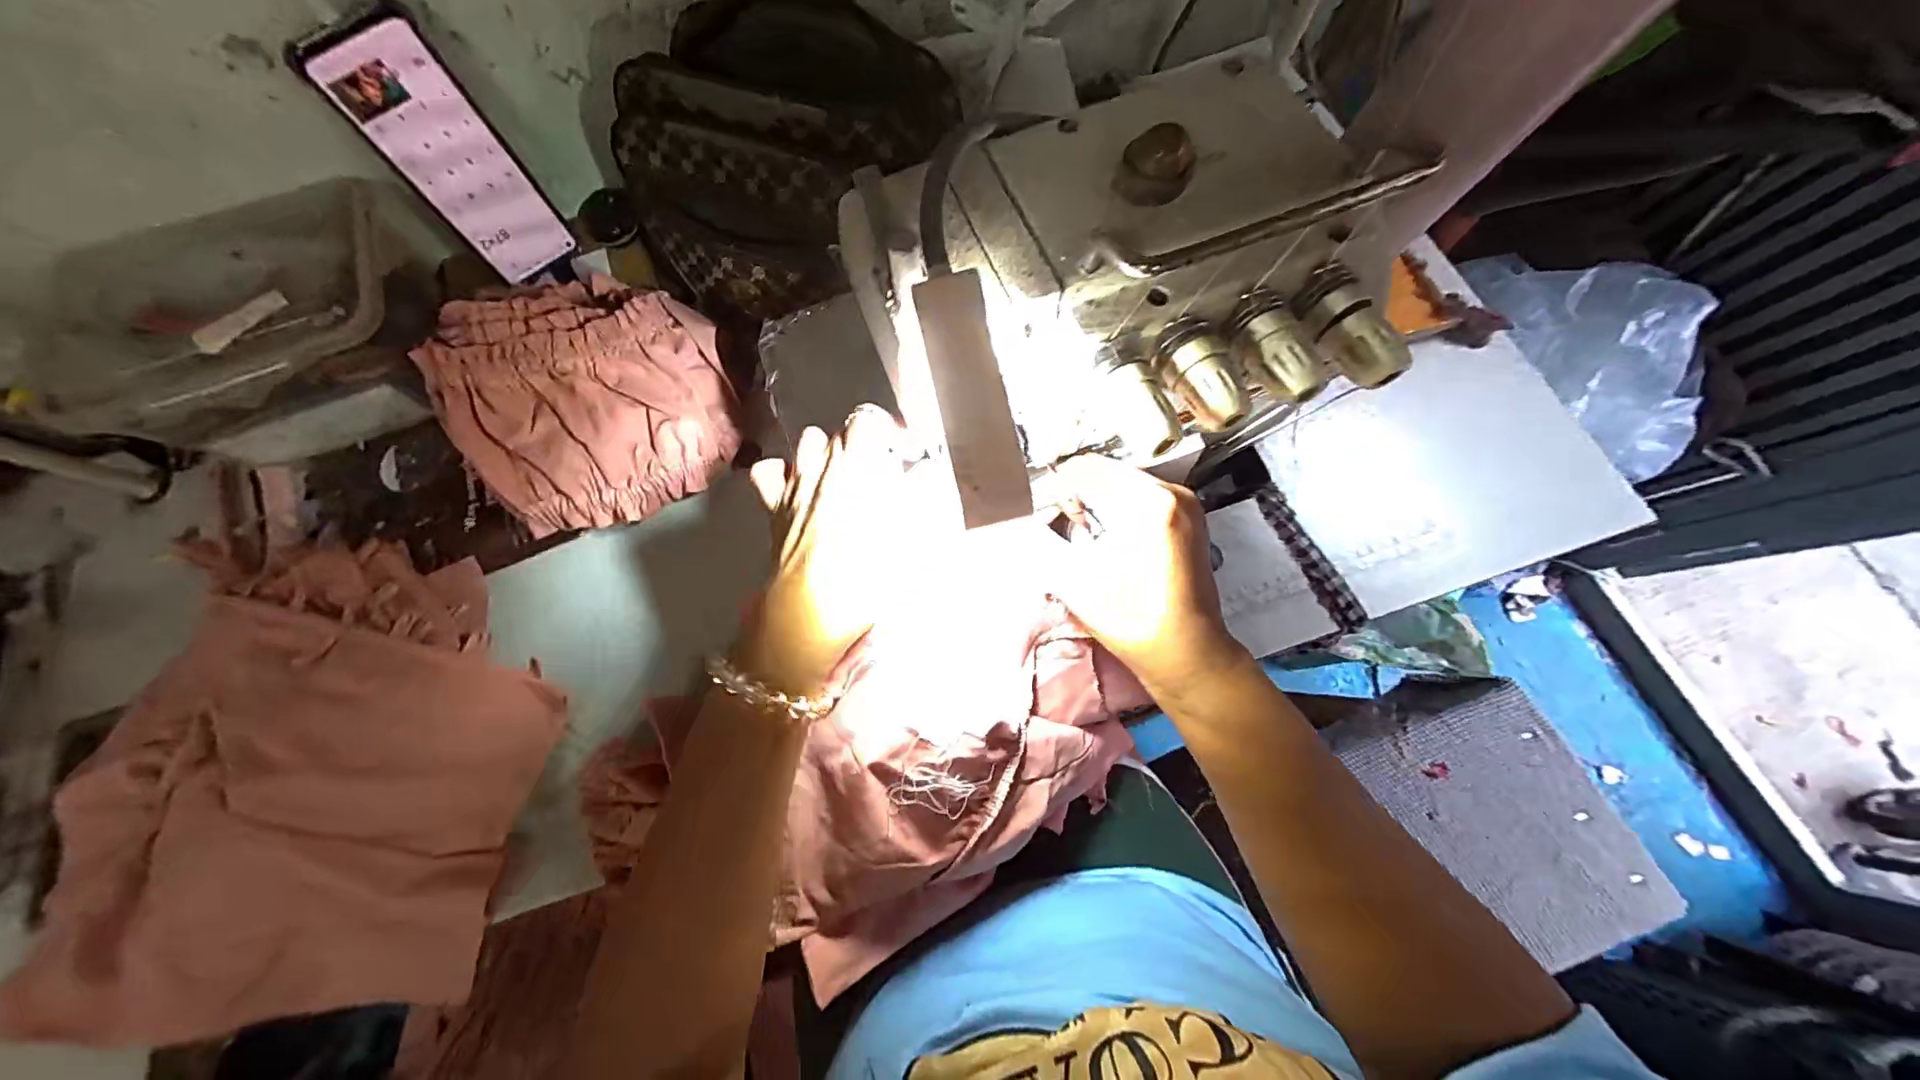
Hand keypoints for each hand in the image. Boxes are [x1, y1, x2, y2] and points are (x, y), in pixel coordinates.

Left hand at [736, 405, 910, 695]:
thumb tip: (926, 470)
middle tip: (877, 475)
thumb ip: (921, 493)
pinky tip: (799, 489)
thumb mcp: (914, 533)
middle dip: (859, 447)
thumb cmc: (872, 573)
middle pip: (840, 433)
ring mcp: (793, 482)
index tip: (900, 453)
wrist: (816, 612)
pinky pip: (770, 471)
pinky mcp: (773, 506)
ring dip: (824, 456)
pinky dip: (784, 473)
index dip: (886, 432)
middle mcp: (821, 463)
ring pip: (806, 444)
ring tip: (840, 481)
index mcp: (858, 462)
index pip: (868, 419)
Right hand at [1037, 456, 1250, 694]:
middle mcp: (1172, 492)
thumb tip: (1029, 514)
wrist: (1187, 653)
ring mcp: (1184, 504)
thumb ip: (1043, 539)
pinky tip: (1103, 536)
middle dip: (1072, 493)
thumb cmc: (1133, 621)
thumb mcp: (1073, 579)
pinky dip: (1115, 509)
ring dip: (1093, 499)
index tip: (1036, 508)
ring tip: (1076, 531)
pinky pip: (1140, 498)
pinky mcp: (1187, 518)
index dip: (1051, 486)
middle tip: (1052, 522)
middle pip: (1105, 472)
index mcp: (1148, 501)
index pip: (1084, 470)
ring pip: (1122, 483)